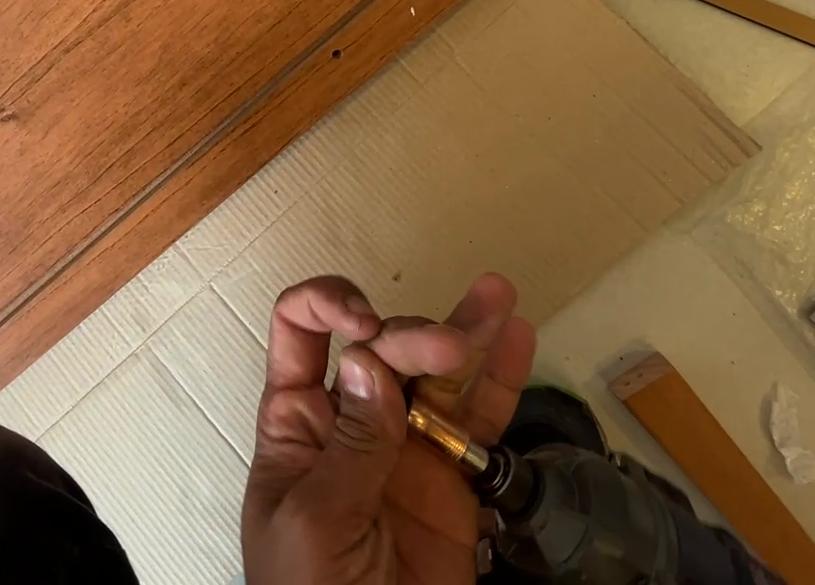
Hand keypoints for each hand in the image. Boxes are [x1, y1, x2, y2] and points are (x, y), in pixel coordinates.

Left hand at [240, 273, 536, 584]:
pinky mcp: (452, 477)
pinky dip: (499, 381)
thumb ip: (349, 446)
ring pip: (435, 373)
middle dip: (411, 336)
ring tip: (497, 293)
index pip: (300, 330)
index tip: (363, 322)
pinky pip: (477, 421)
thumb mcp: (313, 521)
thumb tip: (367, 360)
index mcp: (297, 417)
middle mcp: (350, 416)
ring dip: (465, 330)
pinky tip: (517, 338)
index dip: (326, 305)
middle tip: (448, 348)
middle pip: (379, 346)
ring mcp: (404, 443)